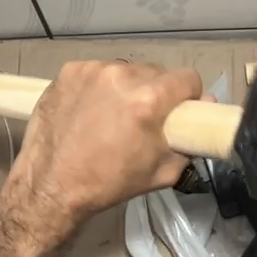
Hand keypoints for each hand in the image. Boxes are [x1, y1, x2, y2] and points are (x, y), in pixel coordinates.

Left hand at [3, 61, 203, 229]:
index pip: (188, 78)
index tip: (180, 110)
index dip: (189, 95)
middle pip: (156, 73)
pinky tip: (89, 109)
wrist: (51, 185)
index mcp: (149, 100)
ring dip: (126, 88)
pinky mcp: (69, 71)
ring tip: (111, 115)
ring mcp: (92, 70)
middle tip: (142, 119)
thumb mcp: (162, 172)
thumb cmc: (109, 183)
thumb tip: (204, 109)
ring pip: (125, 71)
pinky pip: (97, 72)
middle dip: (156, 93)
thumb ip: (189, 140)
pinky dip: (99, 87)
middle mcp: (122, 76)